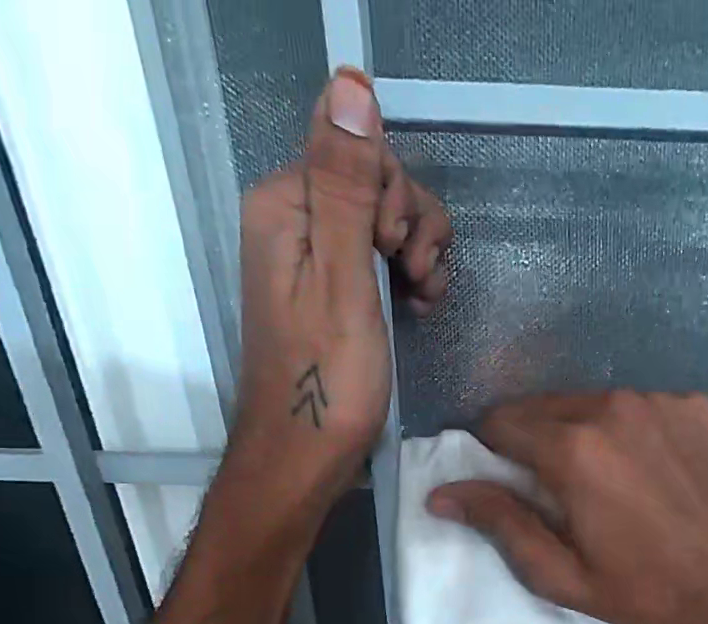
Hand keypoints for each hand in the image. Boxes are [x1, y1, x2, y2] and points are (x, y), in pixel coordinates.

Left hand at [230, 68, 450, 494]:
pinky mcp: (333, 287)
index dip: (397, 201)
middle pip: (377, 184)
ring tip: (423, 300)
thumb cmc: (329, 378)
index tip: (397, 257)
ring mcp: (313, 256)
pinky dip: (408, 276)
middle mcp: (293, 220)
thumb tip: (350, 85)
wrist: (307, 455)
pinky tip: (418, 306)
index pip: (360, 154)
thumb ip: (346, 185)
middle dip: (413, 228)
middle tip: (413, 282)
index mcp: (285, 206)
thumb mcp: (343, 278)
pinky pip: (381, 256)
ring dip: (419, 255)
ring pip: (387, 221)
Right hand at [425, 391, 707, 623]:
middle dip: (538, 439)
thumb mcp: (561, 574)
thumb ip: (499, 521)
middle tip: (559, 487)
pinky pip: (646, 408)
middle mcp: (615, 407)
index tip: (506, 478)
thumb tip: (440, 493)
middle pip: (547, 407)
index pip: (502, 422)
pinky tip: (656, 470)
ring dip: (588, 432)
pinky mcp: (700, 408)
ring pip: (597, 404)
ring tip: (611, 480)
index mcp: (573, 449)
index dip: (493, 449)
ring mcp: (664, 402)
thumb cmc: (645, 594)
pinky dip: (636, 430)